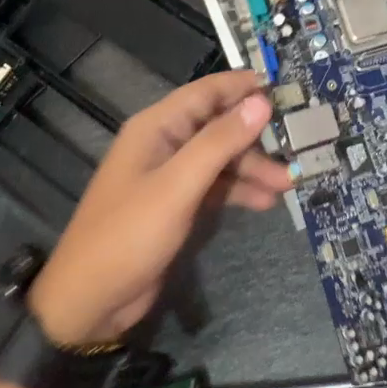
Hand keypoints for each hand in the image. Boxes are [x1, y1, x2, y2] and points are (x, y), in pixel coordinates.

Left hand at [26, 71, 290, 345]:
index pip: (206, 92)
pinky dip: (239, 191)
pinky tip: (265, 202)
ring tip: (288, 184)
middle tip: (296, 146)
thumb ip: (220, 142)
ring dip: (253, 168)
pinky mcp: (176, 205)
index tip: (285, 87)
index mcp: (157, 127)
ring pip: (220, 159)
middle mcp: (165, 143)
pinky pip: (214, 186)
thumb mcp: (178, 185)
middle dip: (256, 136)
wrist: (90, 301)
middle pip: (218, 126)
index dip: (243, 86)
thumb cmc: (129, 234)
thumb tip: (261, 101)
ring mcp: (170, 175)